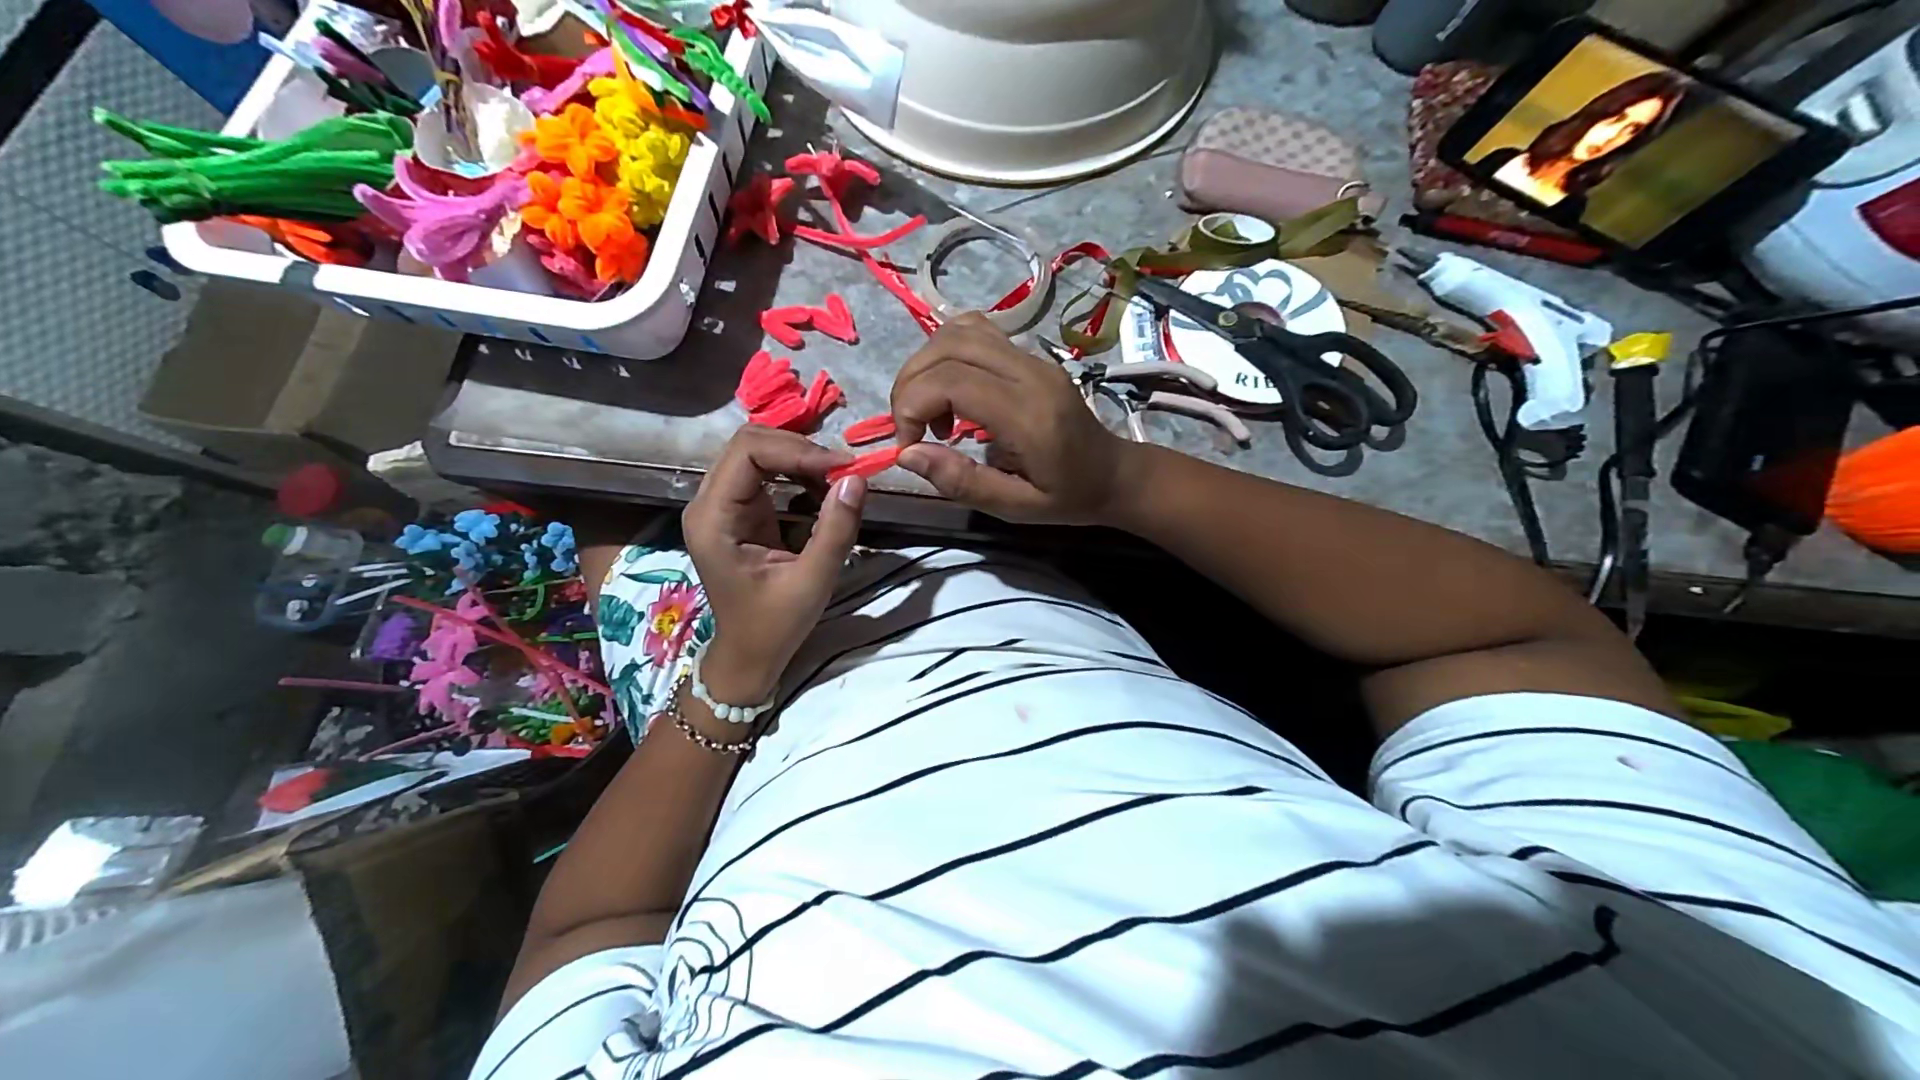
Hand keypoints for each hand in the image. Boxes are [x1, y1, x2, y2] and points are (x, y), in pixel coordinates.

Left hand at [682, 427, 865, 703]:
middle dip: (801, 450)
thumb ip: (835, 529)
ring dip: (801, 460)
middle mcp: (709, 502)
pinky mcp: (737, 509)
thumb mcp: (813, 580)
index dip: (797, 450)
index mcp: (714, 518)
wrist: (749, 654)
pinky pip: (766, 471)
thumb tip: (858, 479)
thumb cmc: (774, 624)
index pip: (748, 451)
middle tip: (844, 472)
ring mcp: (721, 503)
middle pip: (751, 443)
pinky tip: (822, 492)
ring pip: (759, 452)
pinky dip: (797, 473)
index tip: (842, 468)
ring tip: (837, 482)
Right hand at [890, 314, 1129, 523]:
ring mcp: (1032, 357)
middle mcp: (1030, 373)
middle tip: (912, 428)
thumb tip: (907, 454)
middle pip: (948, 348)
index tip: (909, 444)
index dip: (912, 406)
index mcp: (1028, 414)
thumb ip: (962, 481)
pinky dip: (947, 351)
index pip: (951, 381)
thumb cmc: (1067, 496)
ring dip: (926, 366)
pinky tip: (949, 388)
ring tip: (930, 410)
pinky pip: (977, 331)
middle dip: (911, 385)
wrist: (1113, 473)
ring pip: (959, 331)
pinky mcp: (1030, 354)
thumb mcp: (1016, 507)